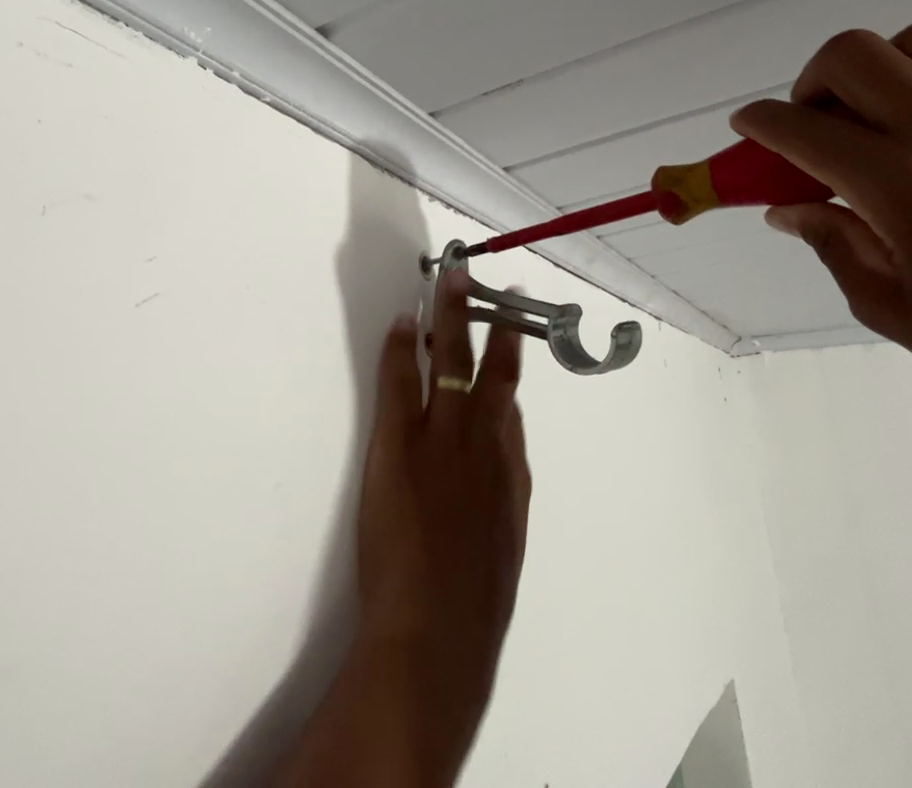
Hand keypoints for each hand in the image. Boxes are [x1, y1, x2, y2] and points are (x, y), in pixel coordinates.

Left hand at [271, 270, 529, 787]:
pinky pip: (403, 384)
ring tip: (453, 278)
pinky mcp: (399, 445)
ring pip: (454, 363)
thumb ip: (502, 509)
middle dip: (497, 325)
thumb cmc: (471, 609)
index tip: (509, 344)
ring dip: (454, 316)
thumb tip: (500, 479)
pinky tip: (404, 321)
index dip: (510, 373)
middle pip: (496, 372)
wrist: (437, 633)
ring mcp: (444, 441)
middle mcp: (485, 447)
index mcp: (510, 478)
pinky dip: (404, 349)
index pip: (512, 412)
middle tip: (499, 286)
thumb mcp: (503, 554)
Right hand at [730, 19, 911, 414]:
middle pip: (855, 54)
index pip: (802, 129)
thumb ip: (832, 245)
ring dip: (878, 68)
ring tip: (873, 121)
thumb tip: (788, 209)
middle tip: (810, 129)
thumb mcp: (891, 307)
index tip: (743, 129)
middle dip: (809, 83)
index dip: (758, 124)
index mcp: (902, 184)